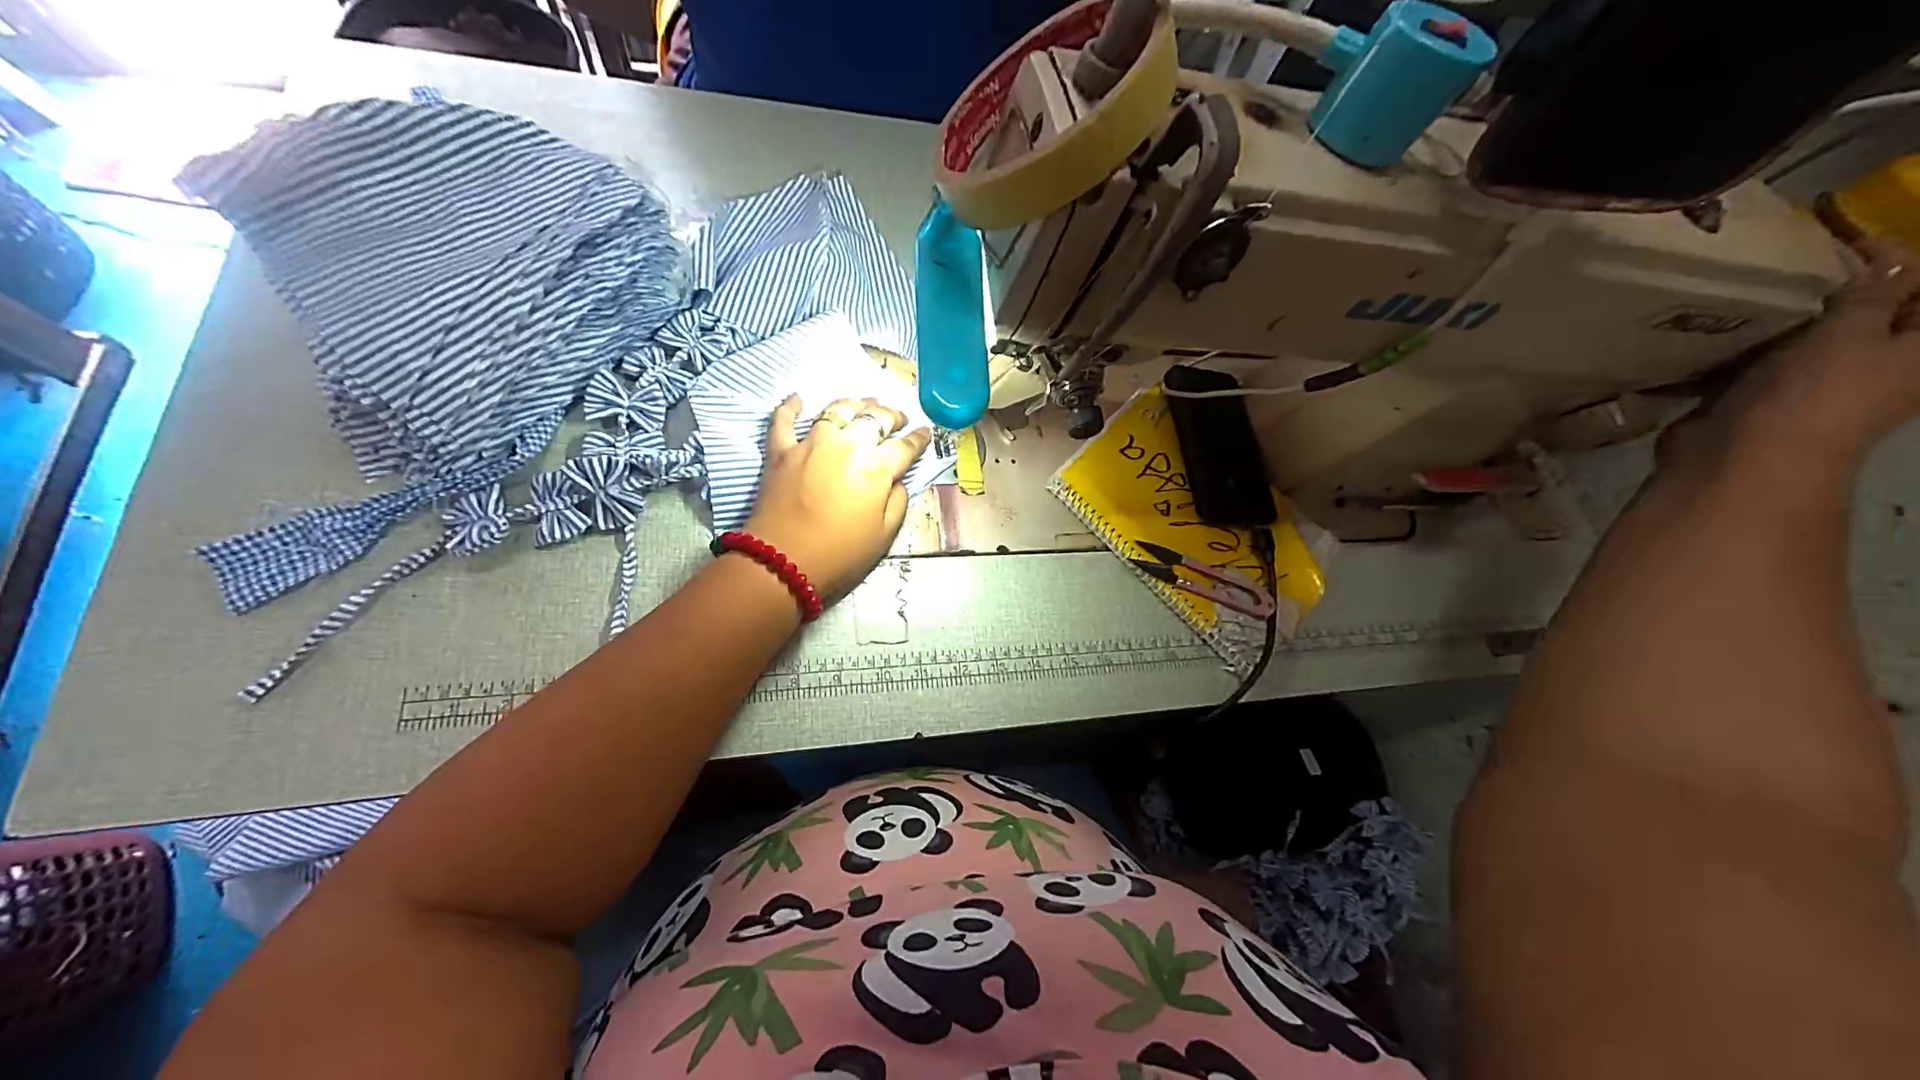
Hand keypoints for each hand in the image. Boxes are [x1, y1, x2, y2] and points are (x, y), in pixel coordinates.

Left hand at [742, 395, 931, 600]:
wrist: (782, 562)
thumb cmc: (840, 554)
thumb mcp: (884, 536)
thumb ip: (897, 502)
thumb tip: (895, 481)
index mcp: (877, 468)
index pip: (904, 446)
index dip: (918, 439)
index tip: (925, 433)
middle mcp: (847, 445)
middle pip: (874, 419)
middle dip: (891, 415)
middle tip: (897, 417)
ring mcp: (811, 444)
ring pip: (836, 410)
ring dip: (854, 403)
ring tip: (863, 403)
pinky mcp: (780, 450)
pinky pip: (784, 420)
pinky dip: (791, 406)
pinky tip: (797, 398)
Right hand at [1660, 235, 1919, 477]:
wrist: (1740, 461)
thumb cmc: (1814, 398)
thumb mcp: (1852, 334)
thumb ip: (1870, 292)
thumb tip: (1880, 258)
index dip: (1894, 259)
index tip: (1846, 237)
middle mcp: (1876, 363)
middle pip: (1868, 308)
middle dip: (1837, 284)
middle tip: (1798, 258)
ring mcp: (1816, 380)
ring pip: (1811, 330)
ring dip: (1788, 312)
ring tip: (1760, 285)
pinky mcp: (1765, 394)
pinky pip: (1763, 356)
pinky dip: (1748, 341)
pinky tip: (1728, 324)